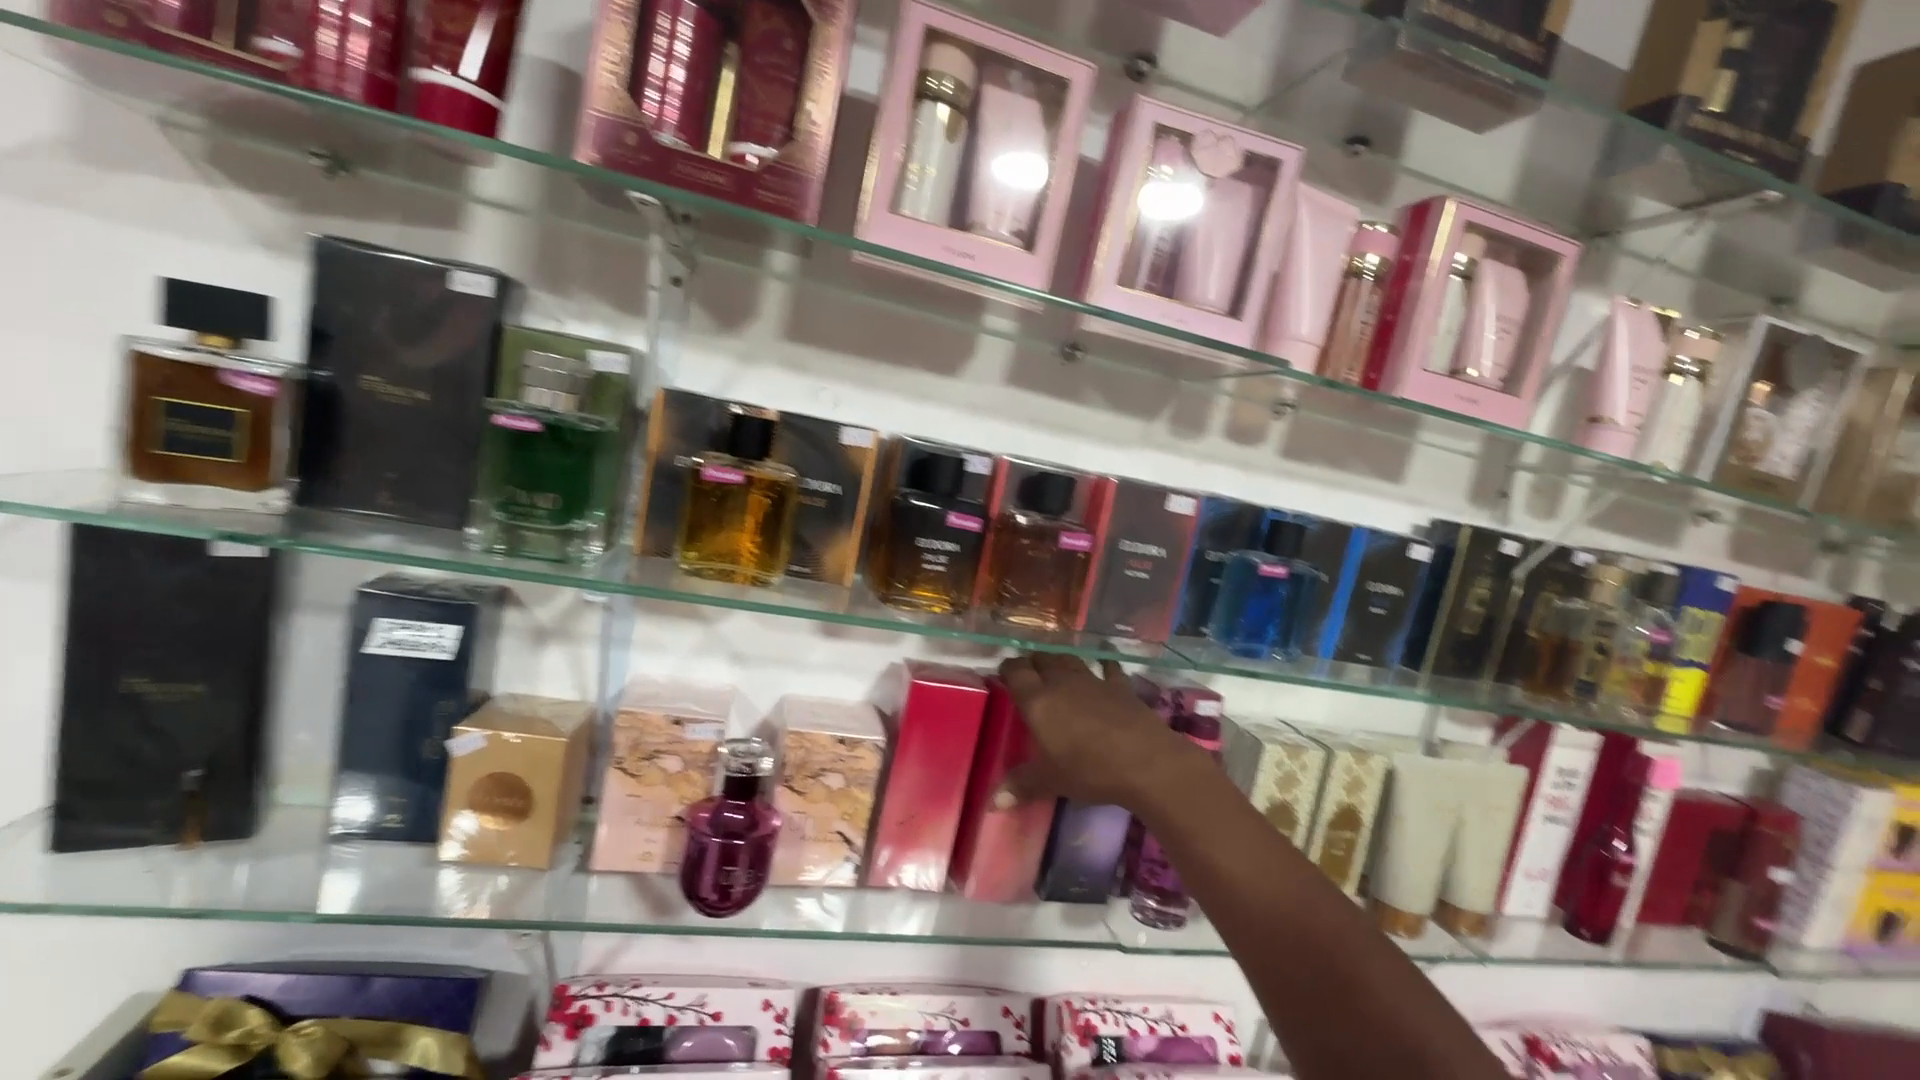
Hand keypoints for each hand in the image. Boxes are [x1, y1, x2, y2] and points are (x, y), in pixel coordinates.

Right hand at [994, 653, 1205, 812]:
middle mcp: (1062, 683)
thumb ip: (1022, 785)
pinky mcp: (1121, 686)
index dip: (1008, 669)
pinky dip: (1103, 665)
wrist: (1146, 762)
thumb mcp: (1052, 781)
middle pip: (1043, 660)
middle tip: (1028, 672)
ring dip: (1060, 660)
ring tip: (1056, 666)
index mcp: (1038, 701)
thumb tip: (994, 801)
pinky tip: (1104, 666)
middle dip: (1033, 662)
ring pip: (1071, 660)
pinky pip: (1108, 668)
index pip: (1016, 672)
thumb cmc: (1090, 771)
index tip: (1003, 673)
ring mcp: (1094, 681)